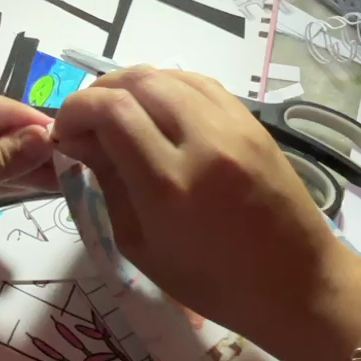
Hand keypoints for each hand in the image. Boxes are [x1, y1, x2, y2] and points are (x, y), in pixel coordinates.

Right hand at [51, 68, 360, 360]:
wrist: (297, 285)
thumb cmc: (211, 283)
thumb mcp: (141, 245)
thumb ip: (108, 184)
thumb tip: (80, 142)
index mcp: (170, 184)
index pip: (111, 112)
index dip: (75, 111)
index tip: (63, 133)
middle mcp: (203, 143)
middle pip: (137, 82)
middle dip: (98, 94)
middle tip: (84, 122)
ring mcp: (233, 127)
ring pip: (168, 74)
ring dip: (130, 85)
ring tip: (115, 112)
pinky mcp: (252, 122)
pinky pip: (198, 84)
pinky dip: (165, 86)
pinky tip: (154, 108)